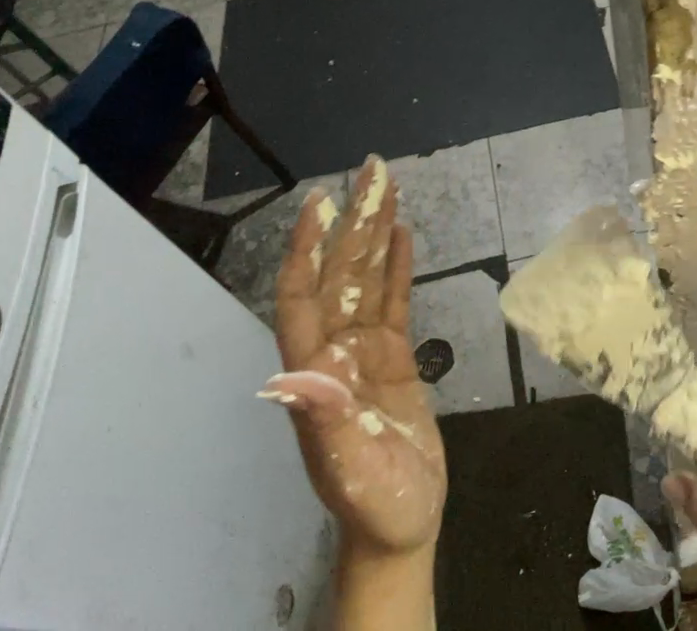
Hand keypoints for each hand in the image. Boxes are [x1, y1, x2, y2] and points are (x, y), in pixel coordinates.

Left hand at [263, 157, 445, 556]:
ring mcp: (364, 352)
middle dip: (354, 222)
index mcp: (316, 372)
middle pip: (340, 274)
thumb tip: (292, 376)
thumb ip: (326, 422)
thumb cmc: (376, 503)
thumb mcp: (352, 471)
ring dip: (375, 234)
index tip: (320, 203)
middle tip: (374, 170)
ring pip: (367, 280)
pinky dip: (398, 267)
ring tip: (389, 187)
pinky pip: (394, 302)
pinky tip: (403, 235)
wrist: (404, 525)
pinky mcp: (394, 358)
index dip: (308, 248)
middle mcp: (334, 351)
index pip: (302, 296)